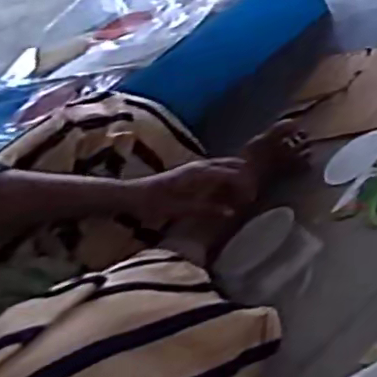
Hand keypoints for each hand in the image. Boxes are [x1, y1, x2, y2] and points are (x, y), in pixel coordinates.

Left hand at [124, 159, 255, 221]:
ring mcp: (198, 165)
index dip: (246, 186)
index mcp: (202, 172)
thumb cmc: (150, 203)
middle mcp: (203, 164)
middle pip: (236, 165)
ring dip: (239, 175)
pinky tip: (227, 188)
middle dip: (246, 178)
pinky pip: (220, 167)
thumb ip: (205, 209)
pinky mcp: (193, 169)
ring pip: (229, 164)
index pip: (234, 174)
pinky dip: (230, 174)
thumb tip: (232, 212)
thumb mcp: (177, 209)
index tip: (251, 199)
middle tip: (250, 195)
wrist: (126, 195)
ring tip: (242, 191)